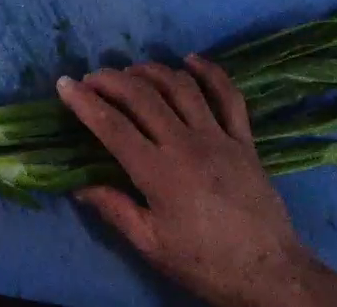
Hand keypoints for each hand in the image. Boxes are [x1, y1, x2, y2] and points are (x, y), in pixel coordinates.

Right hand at [57, 57, 336, 306]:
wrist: (272, 276)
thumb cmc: (206, 264)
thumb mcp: (153, 246)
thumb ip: (115, 210)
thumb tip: (78, 186)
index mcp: (159, 174)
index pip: (112, 126)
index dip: (84, 102)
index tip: (64, 84)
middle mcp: (186, 145)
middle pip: (141, 95)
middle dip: (110, 79)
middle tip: (91, 78)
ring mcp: (218, 137)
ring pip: (179, 86)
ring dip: (150, 71)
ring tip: (131, 73)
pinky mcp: (244, 139)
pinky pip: (227, 95)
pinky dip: (209, 71)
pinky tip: (190, 60)